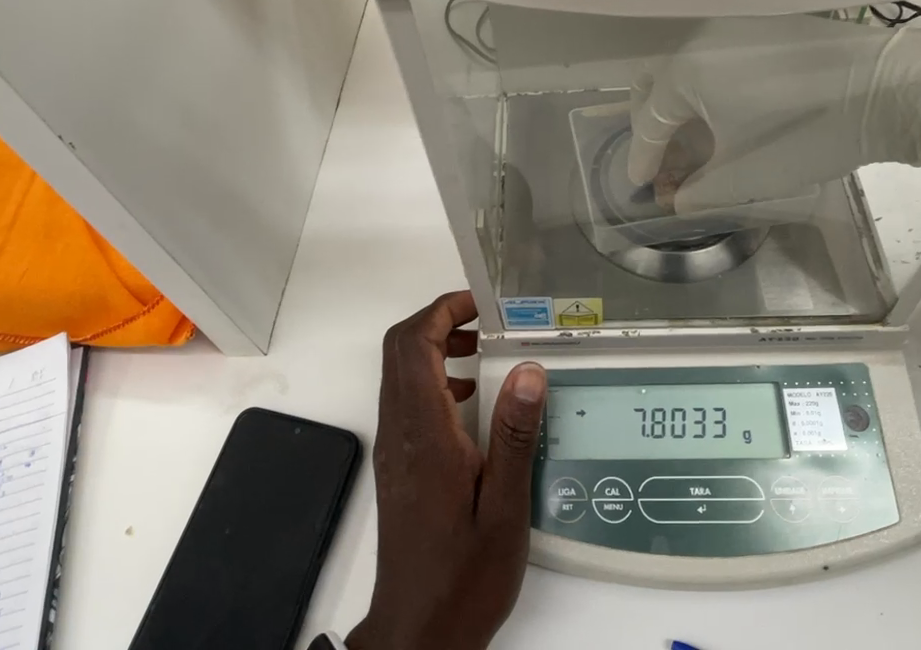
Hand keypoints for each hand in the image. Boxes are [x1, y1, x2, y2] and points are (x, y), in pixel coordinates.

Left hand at [348, 292, 546, 649]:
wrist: (419, 631)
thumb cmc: (465, 574)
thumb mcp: (505, 508)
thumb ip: (514, 434)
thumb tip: (527, 368)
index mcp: (424, 432)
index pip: (413, 344)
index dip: (442, 311)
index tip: (481, 303)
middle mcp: (399, 431)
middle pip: (399, 349)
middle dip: (438, 321)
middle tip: (486, 321)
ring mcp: (394, 447)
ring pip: (399, 373)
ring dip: (434, 348)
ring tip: (484, 353)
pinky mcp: (398, 464)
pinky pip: (406, 400)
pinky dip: (432, 379)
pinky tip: (470, 401)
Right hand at [627, 15, 920, 211]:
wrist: (890, 90)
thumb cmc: (808, 134)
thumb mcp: (747, 176)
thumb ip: (701, 190)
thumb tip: (678, 199)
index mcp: (686, 74)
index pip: (648, 121)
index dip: (642, 157)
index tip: (640, 184)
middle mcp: (700, 42)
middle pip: (655, 82)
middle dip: (651, 122)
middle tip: (661, 156)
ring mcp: (733, 28)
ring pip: (686, 67)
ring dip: (680, 104)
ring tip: (697, 141)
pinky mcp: (765, 25)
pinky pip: (716, 57)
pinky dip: (708, 85)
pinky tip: (729, 112)